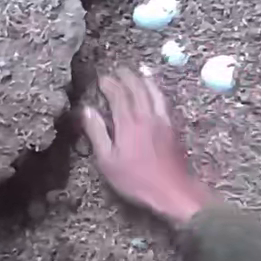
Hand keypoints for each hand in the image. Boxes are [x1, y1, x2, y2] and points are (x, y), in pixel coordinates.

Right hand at [81, 68, 216, 226]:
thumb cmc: (136, 180)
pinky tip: (156, 91)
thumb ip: (97, 133)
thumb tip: (87, 110)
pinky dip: (158, 90)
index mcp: (128, 123)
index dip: (109, 84)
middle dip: (126, 76)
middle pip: (137, 88)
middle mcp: (146, 116)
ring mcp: (162, 120)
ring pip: (153, 91)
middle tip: (118, 70)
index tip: (101, 78)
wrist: (172, 190)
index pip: (118, 95)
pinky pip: (164, 101)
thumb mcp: (108, 160)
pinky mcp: (173, 127)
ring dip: (145, 79)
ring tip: (140, 70)